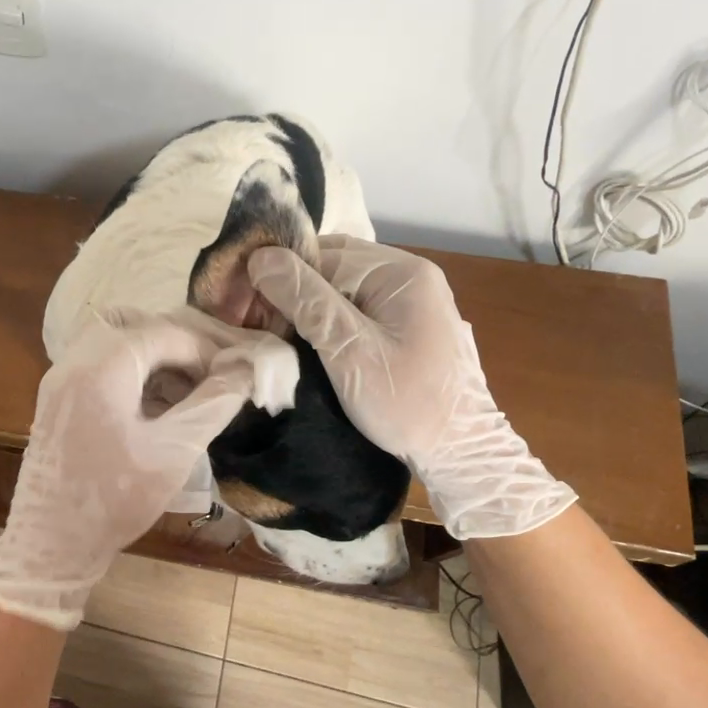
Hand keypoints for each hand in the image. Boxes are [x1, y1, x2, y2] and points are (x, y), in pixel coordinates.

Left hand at [0, 313, 260, 629]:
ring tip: (190, 392)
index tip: (238, 375)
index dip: (208, 349)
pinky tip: (159, 406)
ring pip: (113, 341)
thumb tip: (246, 370)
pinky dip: (132, 372)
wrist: (51, 544)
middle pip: (134, 324)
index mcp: (100, 364)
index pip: (166, 332)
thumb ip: (213, 403)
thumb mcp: (175, 451)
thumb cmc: (115, 498)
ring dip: (155, 356)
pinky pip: (98, 365)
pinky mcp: (58, 400)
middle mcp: (73, 360)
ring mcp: (60, 379)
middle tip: (212, 373)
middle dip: (178, 343)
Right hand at [248, 237, 575, 538]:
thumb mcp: (348, 351)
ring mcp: (411, 299)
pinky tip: (307, 345)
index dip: (279, 281)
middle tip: (256, 329)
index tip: (247, 316)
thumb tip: (261, 257)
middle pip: (330, 267)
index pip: (321, 255)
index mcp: (400, 271)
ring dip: (305, 309)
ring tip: (277, 339)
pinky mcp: (407, 324)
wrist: (460, 452)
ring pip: (339, 288)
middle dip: (289, 293)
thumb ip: (306, 300)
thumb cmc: (405, 403)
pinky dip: (326, 321)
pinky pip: (355, 308)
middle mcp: (409, 274)